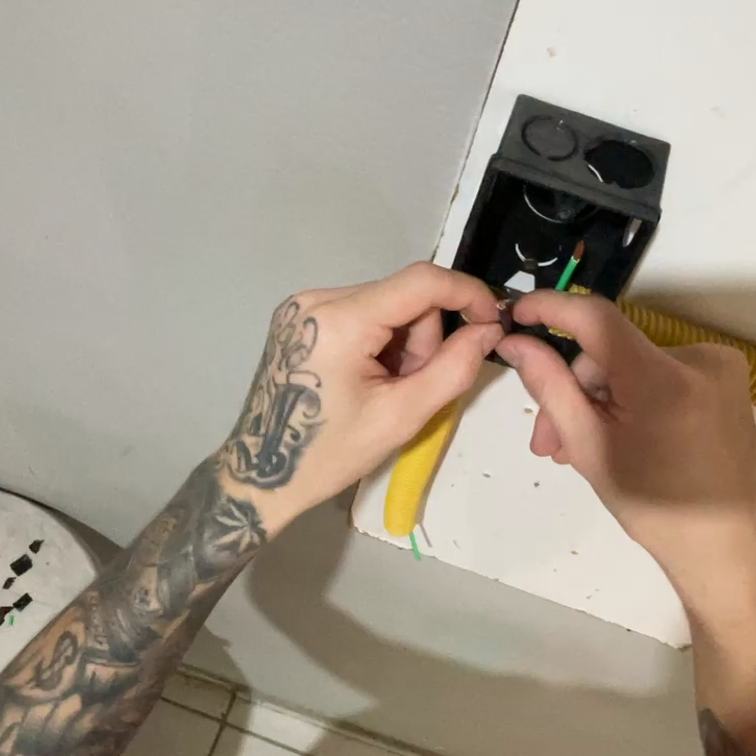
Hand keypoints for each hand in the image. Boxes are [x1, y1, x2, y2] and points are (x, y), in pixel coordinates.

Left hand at [219, 263, 502, 533]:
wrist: (263, 474)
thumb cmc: (330, 454)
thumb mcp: (401, 417)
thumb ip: (453, 368)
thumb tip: (489, 329)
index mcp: (340, 321)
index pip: (421, 281)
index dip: (466, 293)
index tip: (492, 319)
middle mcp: (318, 299)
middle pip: (404, 295)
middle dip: (423, 339)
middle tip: (409, 388)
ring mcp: (304, 306)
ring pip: (386, 304)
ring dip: (401, 343)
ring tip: (382, 389)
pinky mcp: (301, 318)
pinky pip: (363, 313)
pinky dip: (378, 342)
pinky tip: (365, 379)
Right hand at [495, 291, 755, 617]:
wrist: (721, 541)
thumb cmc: (652, 505)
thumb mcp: (587, 447)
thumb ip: (549, 388)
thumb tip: (515, 343)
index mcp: (662, 379)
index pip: (596, 318)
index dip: (552, 308)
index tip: (517, 313)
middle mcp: (698, 358)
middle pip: (609, 353)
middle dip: (571, 391)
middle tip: (547, 441)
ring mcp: (718, 365)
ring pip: (630, 366)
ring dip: (598, 399)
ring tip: (579, 447)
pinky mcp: (725, 376)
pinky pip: (657, 373)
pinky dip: (631, 397)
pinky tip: (618, 433)